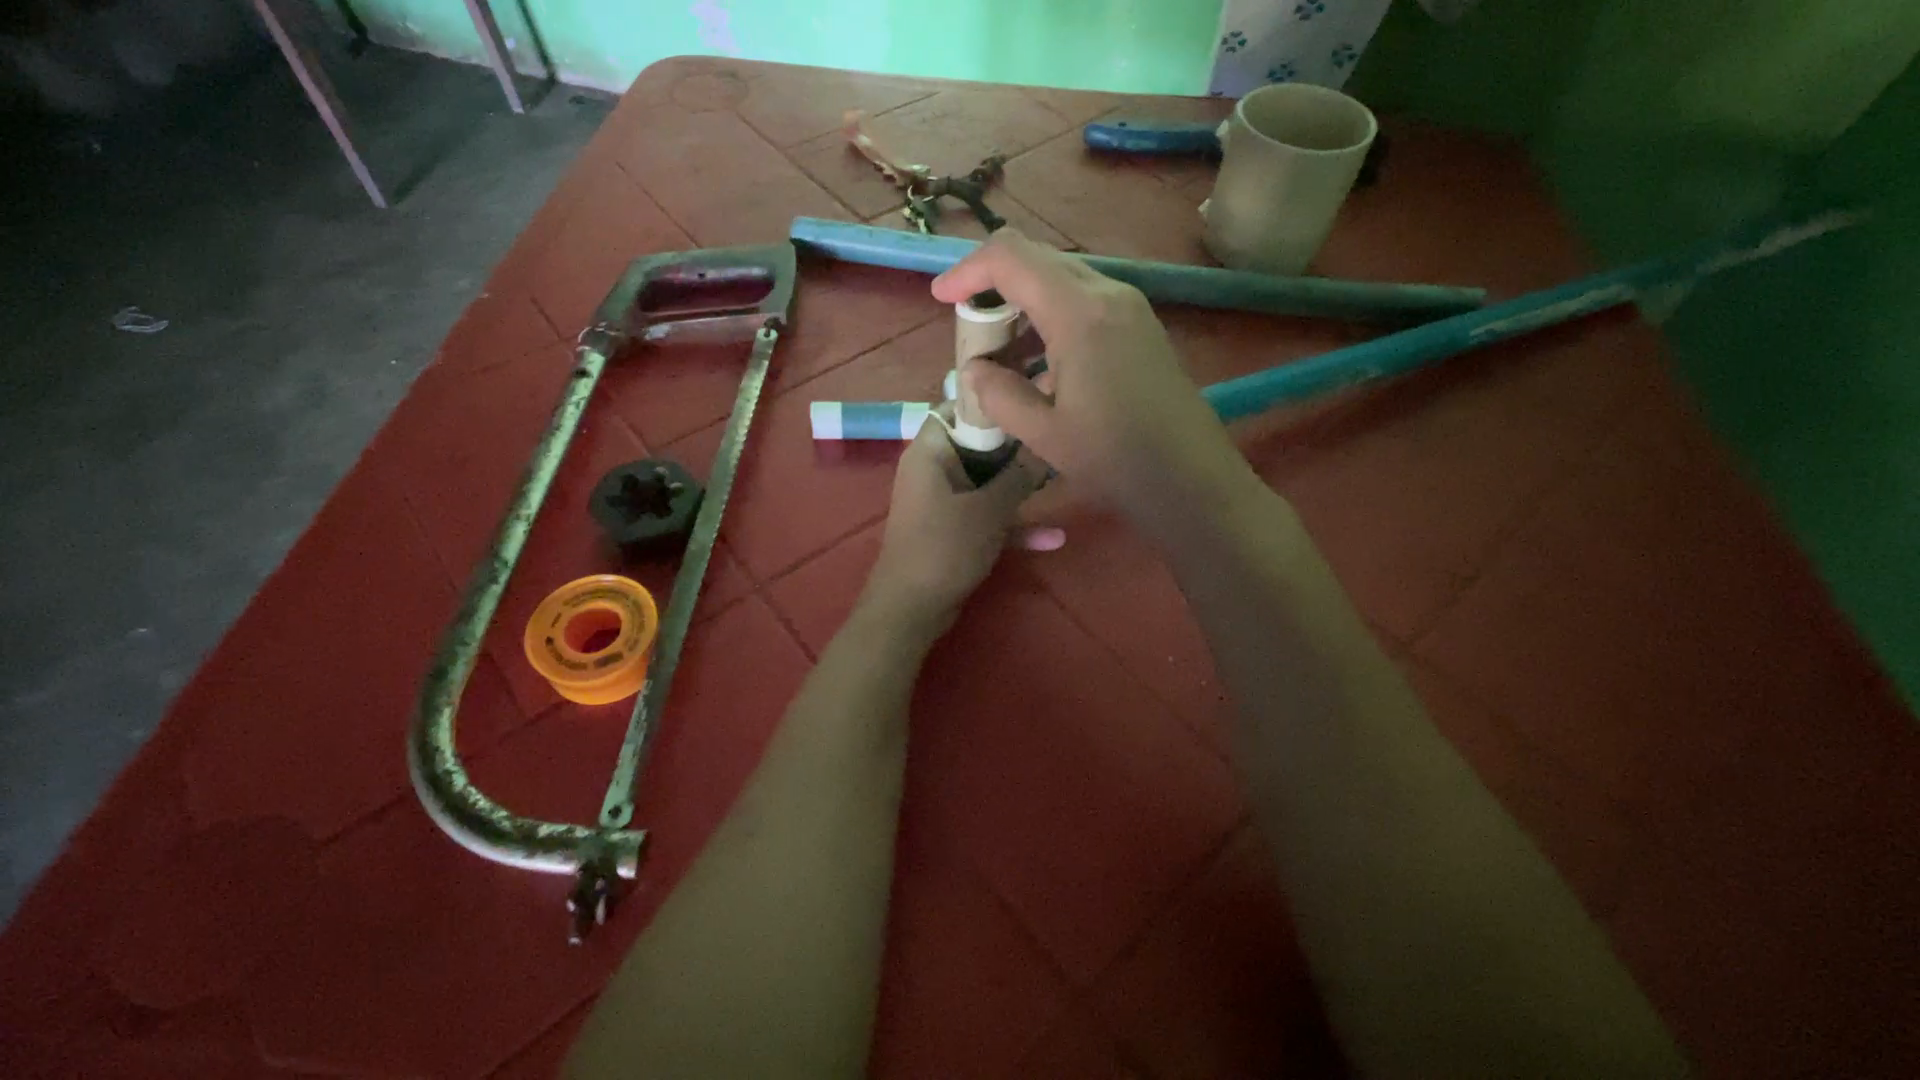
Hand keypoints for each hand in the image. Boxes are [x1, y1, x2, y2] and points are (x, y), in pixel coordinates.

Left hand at [864, 419, 1057, 629]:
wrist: (911, 609)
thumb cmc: (944, 548)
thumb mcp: (989, 510)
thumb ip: (1020, 476)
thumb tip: (1047, 445)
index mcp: (930, 450)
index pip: (960, 407)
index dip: (995, 402)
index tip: (1034, 403)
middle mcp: (933, 468)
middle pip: (979, 445)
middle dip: (1018, 449)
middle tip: (1057, 445)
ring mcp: (942, 500)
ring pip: (987, 482)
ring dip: (1021, 489)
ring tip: (1063, 485)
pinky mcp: (952, 529)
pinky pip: (985, 513)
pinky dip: (1011, 522)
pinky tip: (1052, 536)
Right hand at [931, 230, 1260, 548]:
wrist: (1193, 480)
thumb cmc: (1116, 460)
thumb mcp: (1043, 434)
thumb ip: (998, 394)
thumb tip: (975, 370)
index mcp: (1079, 312)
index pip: (1010, 257)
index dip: (968, 270)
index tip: (941, 301)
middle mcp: (1107, 294)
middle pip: (1036, 259)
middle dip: (993, 286)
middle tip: (970, 333)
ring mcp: (1129, 308)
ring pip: (1060, 280)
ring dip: (1022, 305)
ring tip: (999, 356)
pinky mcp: (1140, 327)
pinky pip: (1083, 302)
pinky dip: (1049, 318)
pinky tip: (1039, 367)